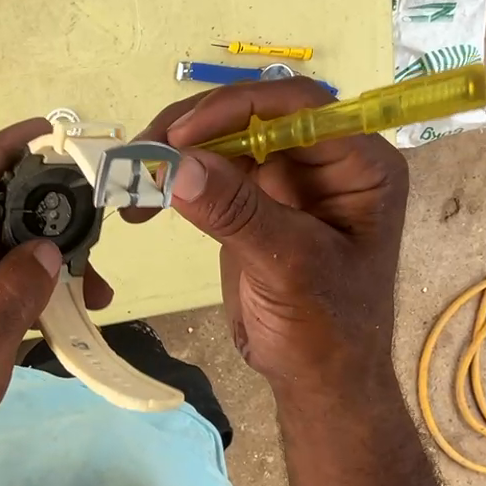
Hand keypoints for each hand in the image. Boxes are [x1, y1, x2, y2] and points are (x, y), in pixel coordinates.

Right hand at [130, 78, 409, 395]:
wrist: (317, 380)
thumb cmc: (326, 330)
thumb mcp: (288, 267)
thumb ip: (237, 213)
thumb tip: (176, 166)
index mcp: (356, 165)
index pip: (299, 105)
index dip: (238, 108)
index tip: (180, 137)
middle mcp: (321, 163)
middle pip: (253, 116)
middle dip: (192, 130)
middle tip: (140, 156)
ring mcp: (283, 184)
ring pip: (223, 143)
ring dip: (173, 155)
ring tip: (129, 179)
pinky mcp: (250, 208)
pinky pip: (209, 178)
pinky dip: (173, 183)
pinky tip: (142, 202)